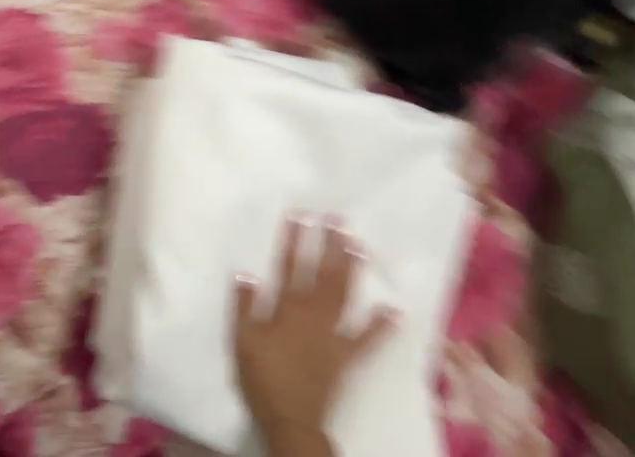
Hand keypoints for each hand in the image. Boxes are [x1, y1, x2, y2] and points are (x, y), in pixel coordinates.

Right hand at [233, 215, 399, 453]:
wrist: (290, 419)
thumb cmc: (261, 376)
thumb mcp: (242, 340)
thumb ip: (244, 306)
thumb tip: (244, 272)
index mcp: (286, 309)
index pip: (289, 266)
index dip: (294, 240)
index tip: (300, 214)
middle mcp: (313, 315)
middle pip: (322, 274)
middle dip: (330, 246)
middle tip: (338, 220)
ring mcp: (333, 335)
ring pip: (343, 296)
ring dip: (352, 270)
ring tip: (359, 245)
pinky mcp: (346, 356)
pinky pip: (367, 340)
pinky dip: (381, 326)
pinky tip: (393, 310)